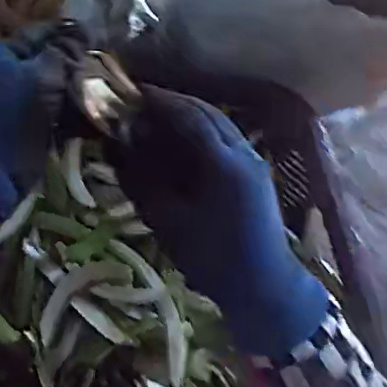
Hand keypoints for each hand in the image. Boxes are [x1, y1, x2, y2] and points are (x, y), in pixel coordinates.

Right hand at [109, 88, 329, 358]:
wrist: (269, 292)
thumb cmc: (214, 260)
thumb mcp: (168, 221)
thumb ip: (142, 180)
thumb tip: (118, 148)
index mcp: (224, 164)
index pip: (190, 116)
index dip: (161, 101)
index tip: (134, 93)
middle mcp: (243, 153)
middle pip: (207, 111)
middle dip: (175, 101)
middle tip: (143, 99)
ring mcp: (255, 161)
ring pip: (220, 120)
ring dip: (190, 111)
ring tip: (160, 113)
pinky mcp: (257, 171)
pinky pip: (227, 134)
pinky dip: (203, 126)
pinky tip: (183, 136)